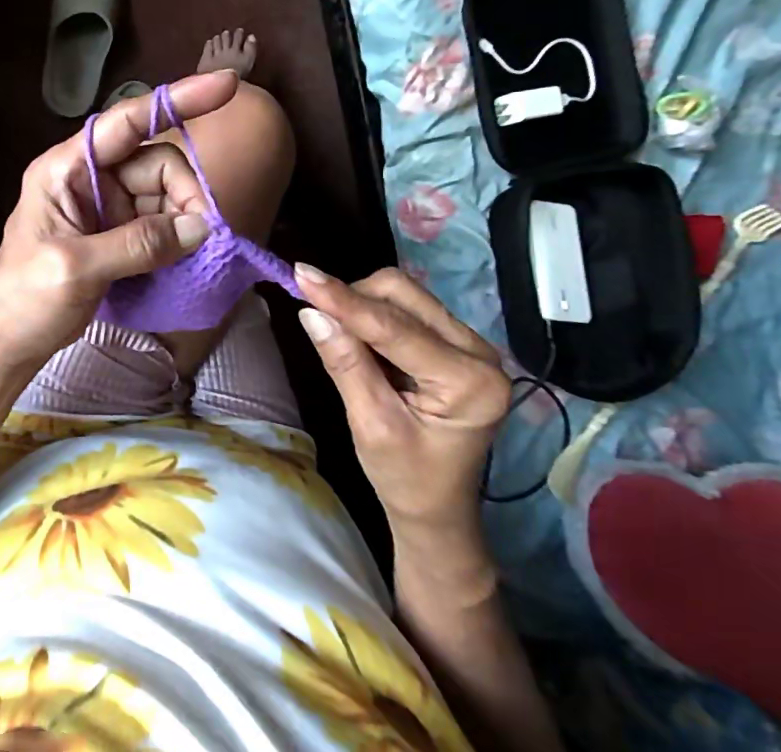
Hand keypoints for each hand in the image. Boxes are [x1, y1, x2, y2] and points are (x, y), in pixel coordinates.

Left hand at [0, 70, 240, 382]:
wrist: (6, 345)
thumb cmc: (24, 300)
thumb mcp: (77, 268)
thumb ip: (138, 244)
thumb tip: (200, 228)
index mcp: (65, 169)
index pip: (127, 122)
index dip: (177, 99)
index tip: (228, 85)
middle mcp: (86, 179)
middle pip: (155, 162)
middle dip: (185, 191)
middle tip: (203, 236)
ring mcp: (102, 208)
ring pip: (162, 194)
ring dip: (183, 218)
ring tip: (189, 256)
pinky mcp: (113, 236)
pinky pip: (157, 223)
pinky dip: (175, 236)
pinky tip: (182, 258)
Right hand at [292, 266, 511, 535]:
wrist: (435, 506)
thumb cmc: (405, 476)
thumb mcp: (370, 425)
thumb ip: (345, 364)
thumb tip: (311, 313)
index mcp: (470, 382)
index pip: (394, 327)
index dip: (343, 299)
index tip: (301, 274)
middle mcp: (480, 353)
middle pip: (403, 295)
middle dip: (353, 298)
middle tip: (314, 314)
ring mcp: (470, 345)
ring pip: (403, 296)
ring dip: (361, 305)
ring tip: (338, 336)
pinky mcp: (454, 344)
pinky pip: (405, 310)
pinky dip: (371, 315)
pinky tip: (356, 339)